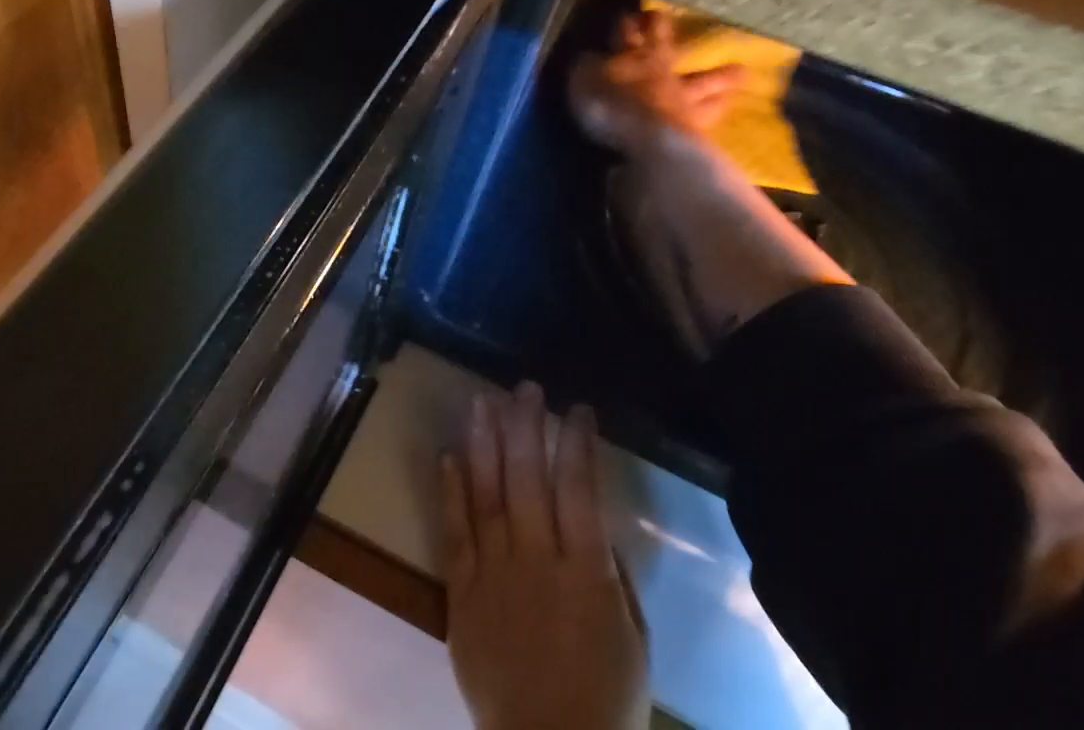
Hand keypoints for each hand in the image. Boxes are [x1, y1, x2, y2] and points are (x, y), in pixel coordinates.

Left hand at [442, 382, 649, 729]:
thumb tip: (591, 524)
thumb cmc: (606, 696)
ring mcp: (493, 573)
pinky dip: (451, 491)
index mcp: (586, 571)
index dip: (576, 443)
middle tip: (524, 388)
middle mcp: (536, 561)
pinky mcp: (461, 591)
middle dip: (525, 427)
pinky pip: (454, 532)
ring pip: (486, 494)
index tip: (576, 408)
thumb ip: (611, 573)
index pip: (579, 489)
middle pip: (526, 479)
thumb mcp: (634, 635)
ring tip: (481, 402)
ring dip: (483, 443)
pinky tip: (449, 456)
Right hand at [569, 6, 745, 152]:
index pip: (629, 32)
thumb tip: (591, 57)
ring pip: (706, 83)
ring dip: (721, 78)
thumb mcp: (584, 80)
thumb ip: (588, 67)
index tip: (634, 12)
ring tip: (741, 73)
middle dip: (675, 39)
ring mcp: (684, 99)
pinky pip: (711, 116)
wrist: (647, 139)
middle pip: (671, 48)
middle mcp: (663, 72)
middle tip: (687, 25)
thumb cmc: (610, 104)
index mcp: (635, 57)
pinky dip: (720, 109)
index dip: (629, 23)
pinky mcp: (696, 128)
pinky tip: (729, 107)